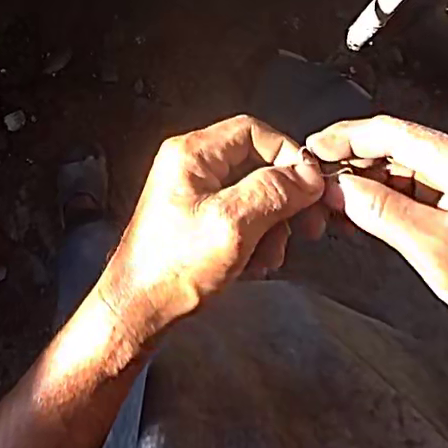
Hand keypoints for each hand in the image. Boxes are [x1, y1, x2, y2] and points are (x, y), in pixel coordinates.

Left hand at [92, 115, 326, 346]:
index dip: (287, 154)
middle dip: (284, 195)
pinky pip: (243, 213)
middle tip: (306, 220)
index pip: (254, 132)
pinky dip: (257, 236)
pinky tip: (256, 261)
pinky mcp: (199, 218)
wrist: (137, 316)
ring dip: (273, 222)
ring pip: (254, 190)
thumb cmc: (169, 272)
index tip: (310, 183)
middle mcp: (192, 166)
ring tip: (271, 252)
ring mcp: (195, 192)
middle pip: (257, 162)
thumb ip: (273, 192)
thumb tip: (307, 174)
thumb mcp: (232, 225)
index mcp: (193, 154)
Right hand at [307, 116, 447, 363]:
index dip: (350, 137)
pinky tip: (372, 209)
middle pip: (402, 145)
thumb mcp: (439, 256)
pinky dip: (394, 193)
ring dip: (373, 178)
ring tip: (340, 200)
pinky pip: (425, 182)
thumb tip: (343, 188)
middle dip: (358, 160)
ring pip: (411, 163)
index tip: (318, 147)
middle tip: (323, 180)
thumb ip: (385, 214)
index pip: (397, 132)